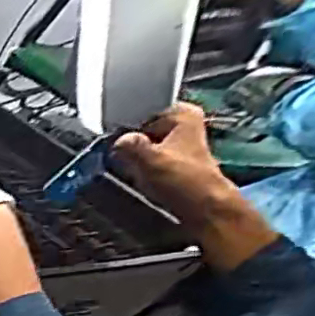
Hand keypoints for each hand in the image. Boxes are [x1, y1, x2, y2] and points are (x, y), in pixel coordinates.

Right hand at [112, 103, 234, 224]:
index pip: (143, 111)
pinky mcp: (173, 160)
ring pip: (143, 144)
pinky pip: (146, 157)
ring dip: (132, 156)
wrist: (200, 204)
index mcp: (183, 114)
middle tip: (121, 156)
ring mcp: (178, 142)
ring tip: (130, 168)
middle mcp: (184, 124)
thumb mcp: (150, 160)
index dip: (126, 126)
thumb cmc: (183, 179)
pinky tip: (137, 175)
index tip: (115, 140)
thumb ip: (129, 147)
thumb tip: (118, 141)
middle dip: (128, 142)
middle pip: (142, 128)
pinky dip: (138, 165)